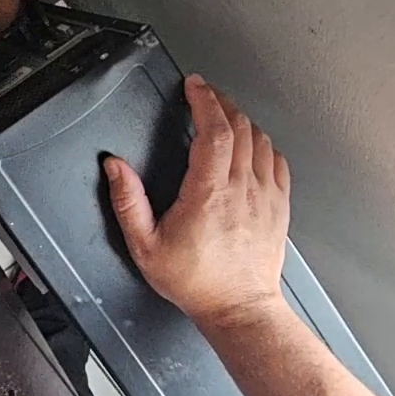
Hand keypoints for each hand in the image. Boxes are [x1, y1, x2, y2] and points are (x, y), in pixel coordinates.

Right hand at [104, 74, 290, 331]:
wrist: (239, 309)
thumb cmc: (194, 281)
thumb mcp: (144, 245)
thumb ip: (127, 202)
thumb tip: (115, 168)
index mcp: (208, 194)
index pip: (214, 131)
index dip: (204, 101)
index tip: (194, 86)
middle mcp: (242, 190)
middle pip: (240, 127)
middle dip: (221, 102)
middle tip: (204, 92)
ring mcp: (266, 197)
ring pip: (261, 140)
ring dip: (241, 120)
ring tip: (223, 112)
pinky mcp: (279, 207)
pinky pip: (277, 161)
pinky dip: (262, 142)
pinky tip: (251, 142)